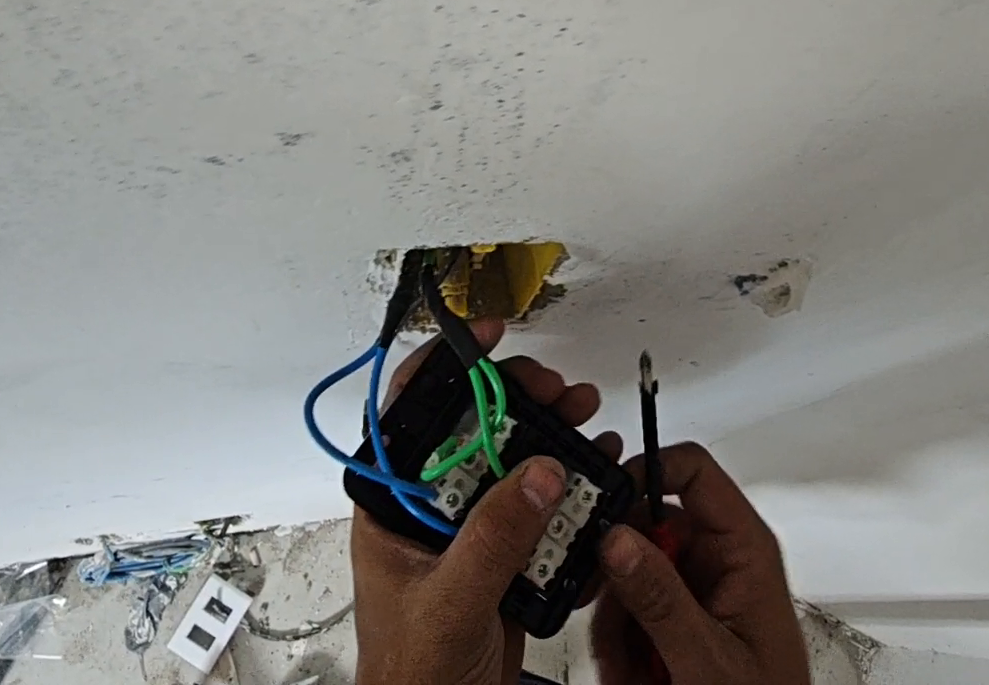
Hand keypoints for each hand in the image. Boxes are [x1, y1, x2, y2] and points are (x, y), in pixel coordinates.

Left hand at [351, 318, 623, 684]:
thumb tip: (538, 474)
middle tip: (554, 386)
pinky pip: (540, 498)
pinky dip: (569, 478)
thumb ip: (492, 539)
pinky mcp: (507, 546)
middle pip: (474, 425)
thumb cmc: (411, 674)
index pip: (412, 414)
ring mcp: (473, 522)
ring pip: (511, 455)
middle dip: (516, 395)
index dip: (445, 366)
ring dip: (550, 429)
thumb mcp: (448, 602)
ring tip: (583, 412)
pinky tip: (593, 466)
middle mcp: (432, 503)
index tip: (485, 337)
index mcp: (395, 503)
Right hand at [590, 442, 809, 684]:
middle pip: (646, 519)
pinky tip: (627, 670)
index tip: (606, 503)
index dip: (648, 470)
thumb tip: (617, 538)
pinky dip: (617, 635)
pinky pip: (628, 600)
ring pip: (628, 564)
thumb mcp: (709, 660)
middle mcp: (717, 555)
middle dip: (616, 568)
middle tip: (598, 604)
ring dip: (614, 614)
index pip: (693, 470)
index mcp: (743, 547)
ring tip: (622, 661)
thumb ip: (661, 599)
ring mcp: (694, 583)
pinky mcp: (676, 611)